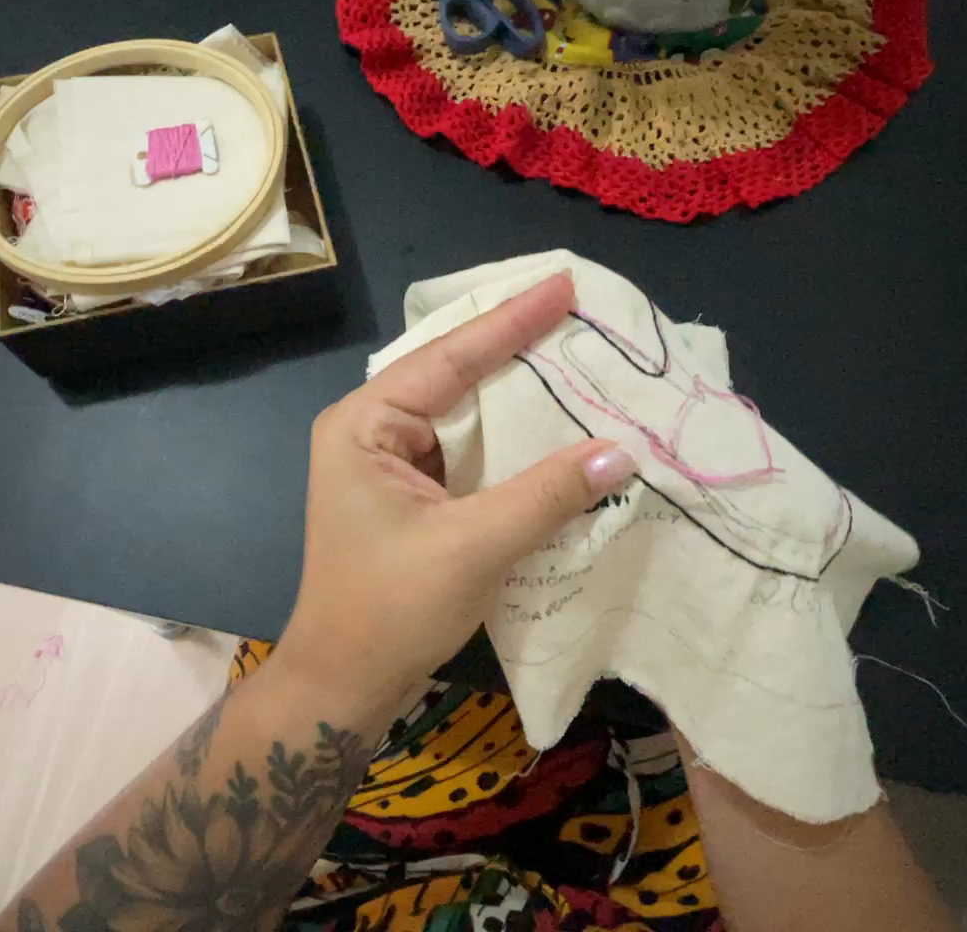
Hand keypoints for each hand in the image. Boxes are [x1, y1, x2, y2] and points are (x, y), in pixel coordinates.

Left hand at [273, 273, 636, 718]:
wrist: (345, 683)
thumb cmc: (390, 610)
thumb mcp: (473, 546)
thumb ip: (547, 495)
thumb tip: (621, 451)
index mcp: (364, 425)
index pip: (448, 357)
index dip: (510, 320)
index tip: (562, 284)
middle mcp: (371, 430)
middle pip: (452, 374)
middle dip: (513, 346)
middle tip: (576, 311)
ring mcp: (388, 461)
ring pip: (462, 412)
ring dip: (515, 393)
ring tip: (575, 357)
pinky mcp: (409, 491)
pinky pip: (466, 449)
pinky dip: (508, 439)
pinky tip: (551, 425)